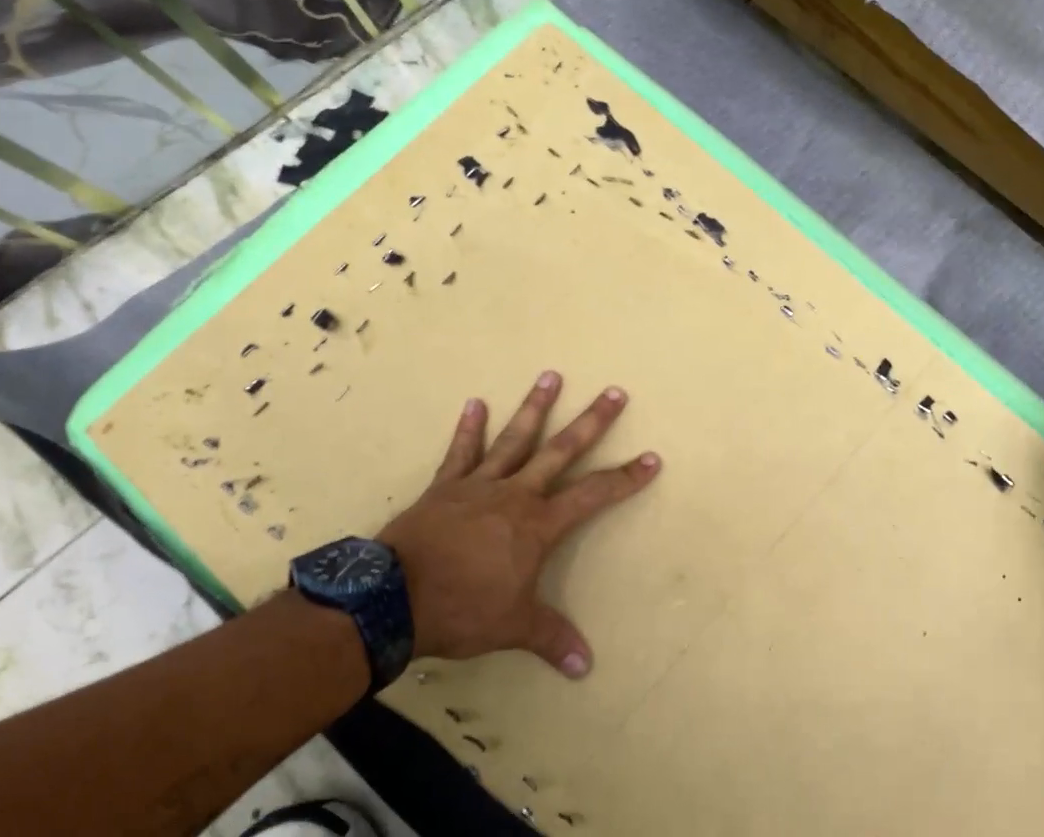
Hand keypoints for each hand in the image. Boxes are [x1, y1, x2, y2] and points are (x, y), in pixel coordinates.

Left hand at [376, 371, 659, 677]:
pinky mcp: (444, 488)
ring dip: (535, 408)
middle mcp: (515, 495)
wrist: (392, 600)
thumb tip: (585, 667)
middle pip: (561, 451)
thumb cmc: (462, 609)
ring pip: (514, 439)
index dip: (625, 478)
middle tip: (614, 392)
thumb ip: (551, 638)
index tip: (651, 458)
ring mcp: (478, 486)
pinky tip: (475, 403)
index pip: (594, 495)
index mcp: (539, 525)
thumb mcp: (514, 627)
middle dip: (591, 423)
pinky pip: (460, 453)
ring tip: (550, 375)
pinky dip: (468, 429)